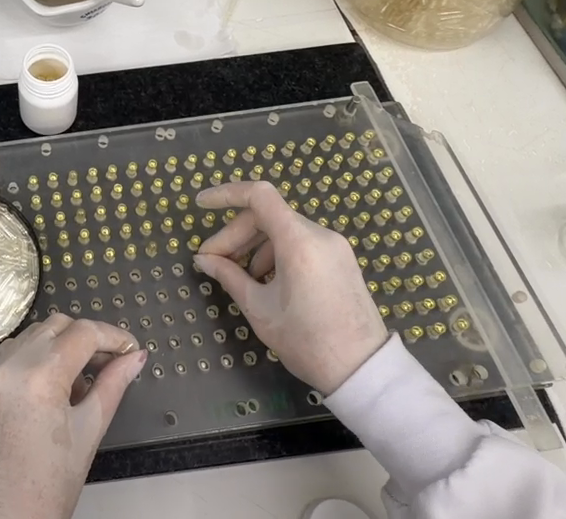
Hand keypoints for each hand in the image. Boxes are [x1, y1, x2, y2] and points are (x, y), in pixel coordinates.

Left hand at [0, 313, 146, 518]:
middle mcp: (10, 364)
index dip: (112, 336)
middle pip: (56, 325)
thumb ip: (113, 386)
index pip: (83, 333)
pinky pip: (8, 352)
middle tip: (107, 363)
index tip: (129, 348)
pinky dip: (31, 358)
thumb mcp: (88, 433)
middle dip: (85, 338)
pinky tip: (45, 387)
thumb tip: (135, 358)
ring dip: (57, 346)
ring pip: (31, 334)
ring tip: (76, 383)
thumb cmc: (46, 488)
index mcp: (41, 376)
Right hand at [192, 180, 388, 394]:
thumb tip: (203, 260)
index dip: (226, 193)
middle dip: (235, 234)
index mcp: (299, 242)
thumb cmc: (308, 342)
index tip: (201, 205)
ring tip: (239, 276)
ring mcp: (334, 246)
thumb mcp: (259, 309)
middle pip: (266, 215)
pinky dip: (275, 252)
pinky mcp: (341, 259)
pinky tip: (265, 280)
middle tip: (214, 261)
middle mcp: (319, 235)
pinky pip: (300, 242)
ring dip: (254, 245)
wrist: (364, 372)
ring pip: (282, 228)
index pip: (258, 195)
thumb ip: (229, 276)